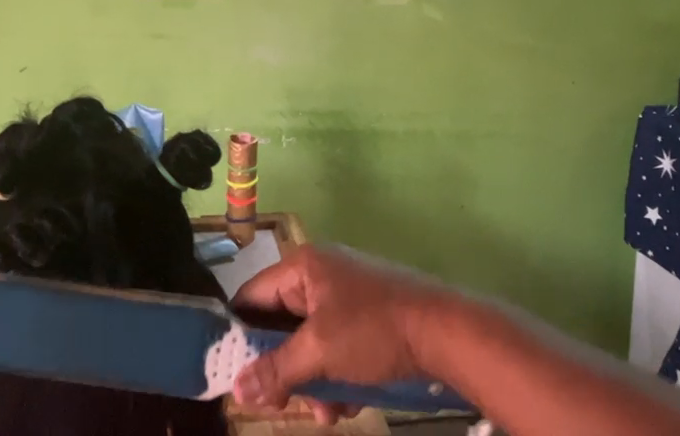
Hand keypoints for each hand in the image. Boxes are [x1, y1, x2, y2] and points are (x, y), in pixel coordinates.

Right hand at [231, 244, 450, 422]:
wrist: (445, 333)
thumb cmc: (374, 331)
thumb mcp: (320, 352)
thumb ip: (276, 370)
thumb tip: (235, 389)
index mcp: (303, 266)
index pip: (252, 296)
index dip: (239, 334)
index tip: (234, 373)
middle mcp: (321, 273)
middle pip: (281, 323)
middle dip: (284, 368)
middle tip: (283, 402)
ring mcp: (347, 293)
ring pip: (310, 341)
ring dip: (314, 380)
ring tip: (328, 412)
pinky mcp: (368, 315)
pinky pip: (336, 344)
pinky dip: (337, 374)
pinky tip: (349, 402)